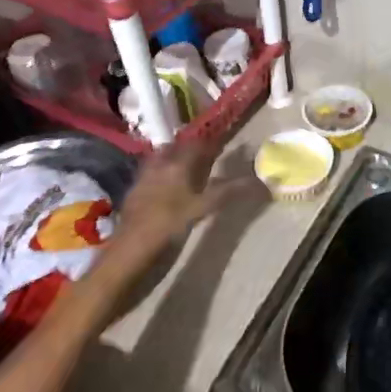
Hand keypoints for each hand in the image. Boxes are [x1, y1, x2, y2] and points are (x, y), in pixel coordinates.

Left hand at [111, 138, 266, 260]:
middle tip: (207, 156)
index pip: (197, 144)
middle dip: (191, 149)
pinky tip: (168, 188)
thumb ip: (229, 191)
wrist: (130, 250)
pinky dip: (163, 175)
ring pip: (161, 159)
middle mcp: (159, 164)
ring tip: (188, 170)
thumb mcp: (204, 208)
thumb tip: (260, 181)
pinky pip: (151, 174)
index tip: (224, 144)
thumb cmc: (170, 225)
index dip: (211, 142)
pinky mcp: (134, 193)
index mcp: (177, 164)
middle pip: (176, 148)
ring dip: (175, 160)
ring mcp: (144, 178)